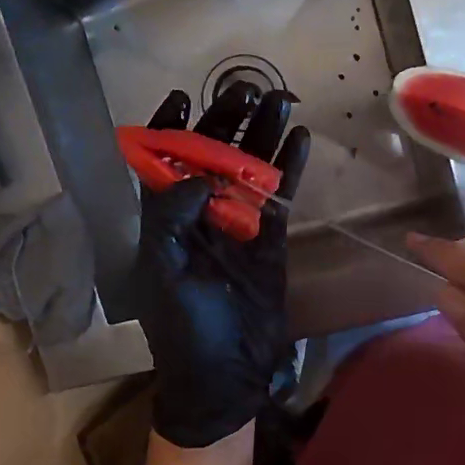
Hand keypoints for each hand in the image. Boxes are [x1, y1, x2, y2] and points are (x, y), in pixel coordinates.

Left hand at [134, 83, 309, 447]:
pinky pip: (279, 198)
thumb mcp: (165, 273)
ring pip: (249, 171)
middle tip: (247, 91)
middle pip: (212, 157)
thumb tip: (192, 174)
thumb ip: (170, 219)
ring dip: (263, 137)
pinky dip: (289, 170)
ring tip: (281, 102)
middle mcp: (200, 216)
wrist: (227, 373)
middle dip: (226, 122)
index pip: (163, 163)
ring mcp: (237, 226)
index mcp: (166, 221)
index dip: (169, 129)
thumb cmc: (186, 328)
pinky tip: (300, 141)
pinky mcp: (269, 241)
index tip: (181, 97)